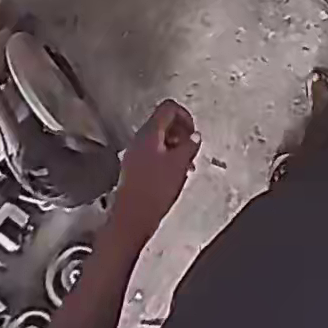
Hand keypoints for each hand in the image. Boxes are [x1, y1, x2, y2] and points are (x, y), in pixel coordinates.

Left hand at [105, 100, 199, 248]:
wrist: (132, 219)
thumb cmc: (155, 190)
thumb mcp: (179, 163)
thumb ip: (190, 144)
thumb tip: (195, 136)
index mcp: (149, 133)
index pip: (168, 108)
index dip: (185, 116)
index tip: (193, 131)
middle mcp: (139, 140)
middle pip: (164, 122)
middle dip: (181, 131)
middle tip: (192, 146)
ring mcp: (135, 154)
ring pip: (160, 138)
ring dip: (176, 146)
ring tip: (186, 163)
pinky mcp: (134, 168)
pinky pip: (153, 153)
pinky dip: (167, 156)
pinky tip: (175, 173)